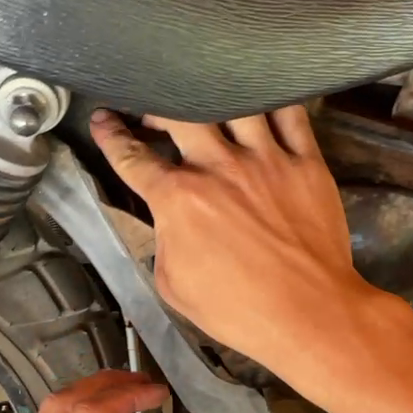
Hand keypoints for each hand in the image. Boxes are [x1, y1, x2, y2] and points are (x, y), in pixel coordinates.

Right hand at [90, 106, 371, 368]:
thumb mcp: (174, 285)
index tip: (105, 122)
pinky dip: (272, 103)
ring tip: (205, 105)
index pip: (133, 157)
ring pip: (234, 102)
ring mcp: (266, 160)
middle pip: (178, 113)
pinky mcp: (305, 164)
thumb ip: (163, 241)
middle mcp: (220, 169)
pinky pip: (290, 115)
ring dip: (211, 99)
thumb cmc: (240, 310)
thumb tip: (167, 222)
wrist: (307, 314)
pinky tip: (262, 104)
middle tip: (153, 115)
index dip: (111, 136)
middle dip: (156, 108)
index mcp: (180, 199)